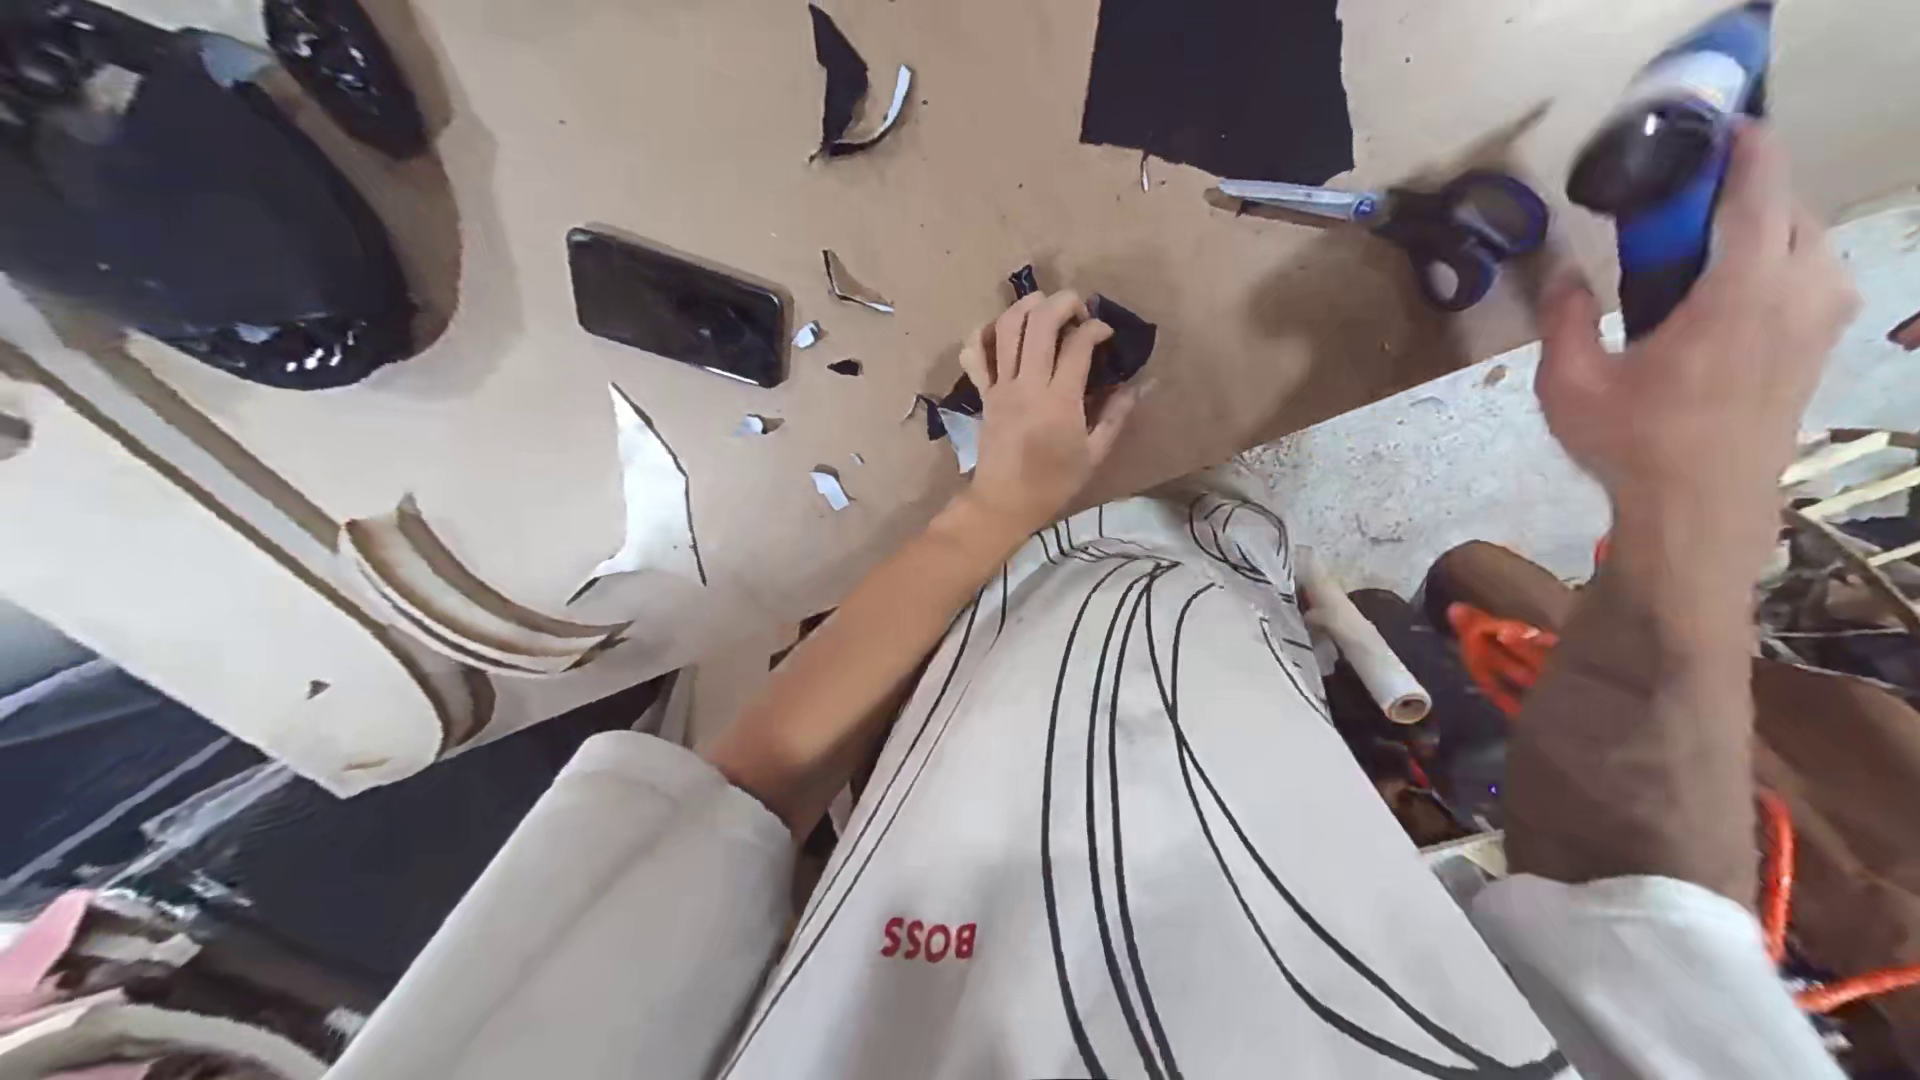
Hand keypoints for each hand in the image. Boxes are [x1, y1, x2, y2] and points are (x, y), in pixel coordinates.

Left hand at [951, 290, 1138, 537]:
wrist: (1004, 502)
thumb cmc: (1053, 482)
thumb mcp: (1094, 454)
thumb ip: (1116, 415)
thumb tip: (1138, 384)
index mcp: (1059, 401)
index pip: (1078, 345)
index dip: (1096, 328)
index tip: (1106, 333)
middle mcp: (1026, 385)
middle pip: (1039, 322)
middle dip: (1063, 302)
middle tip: (1078, 308)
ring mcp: (999, 386)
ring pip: (1006, 328)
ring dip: (1025, 306)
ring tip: (1042, 306)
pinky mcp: (982, 393)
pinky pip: (974, 355)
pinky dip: (982, 334)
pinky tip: (1000, 331)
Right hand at [1537, 124, 1857, 581]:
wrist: (1699, 501)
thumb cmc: (1630, 438)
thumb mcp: (1569, 381)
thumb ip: (1566, 319)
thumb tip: (1562, 274)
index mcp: (1740, 290)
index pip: (1756, 192)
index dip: (1742, 151)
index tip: (1717, 129)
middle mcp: (1802, 287)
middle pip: (1786, 210)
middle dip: (1739, 196)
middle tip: (1670, 217)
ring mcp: (1824, 314)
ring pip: (1803, 241)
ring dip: (1756, 231)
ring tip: (1691, 255)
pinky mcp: (1822, 339)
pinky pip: (1809, 273)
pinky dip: (1771, 261)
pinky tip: (1719, 293)